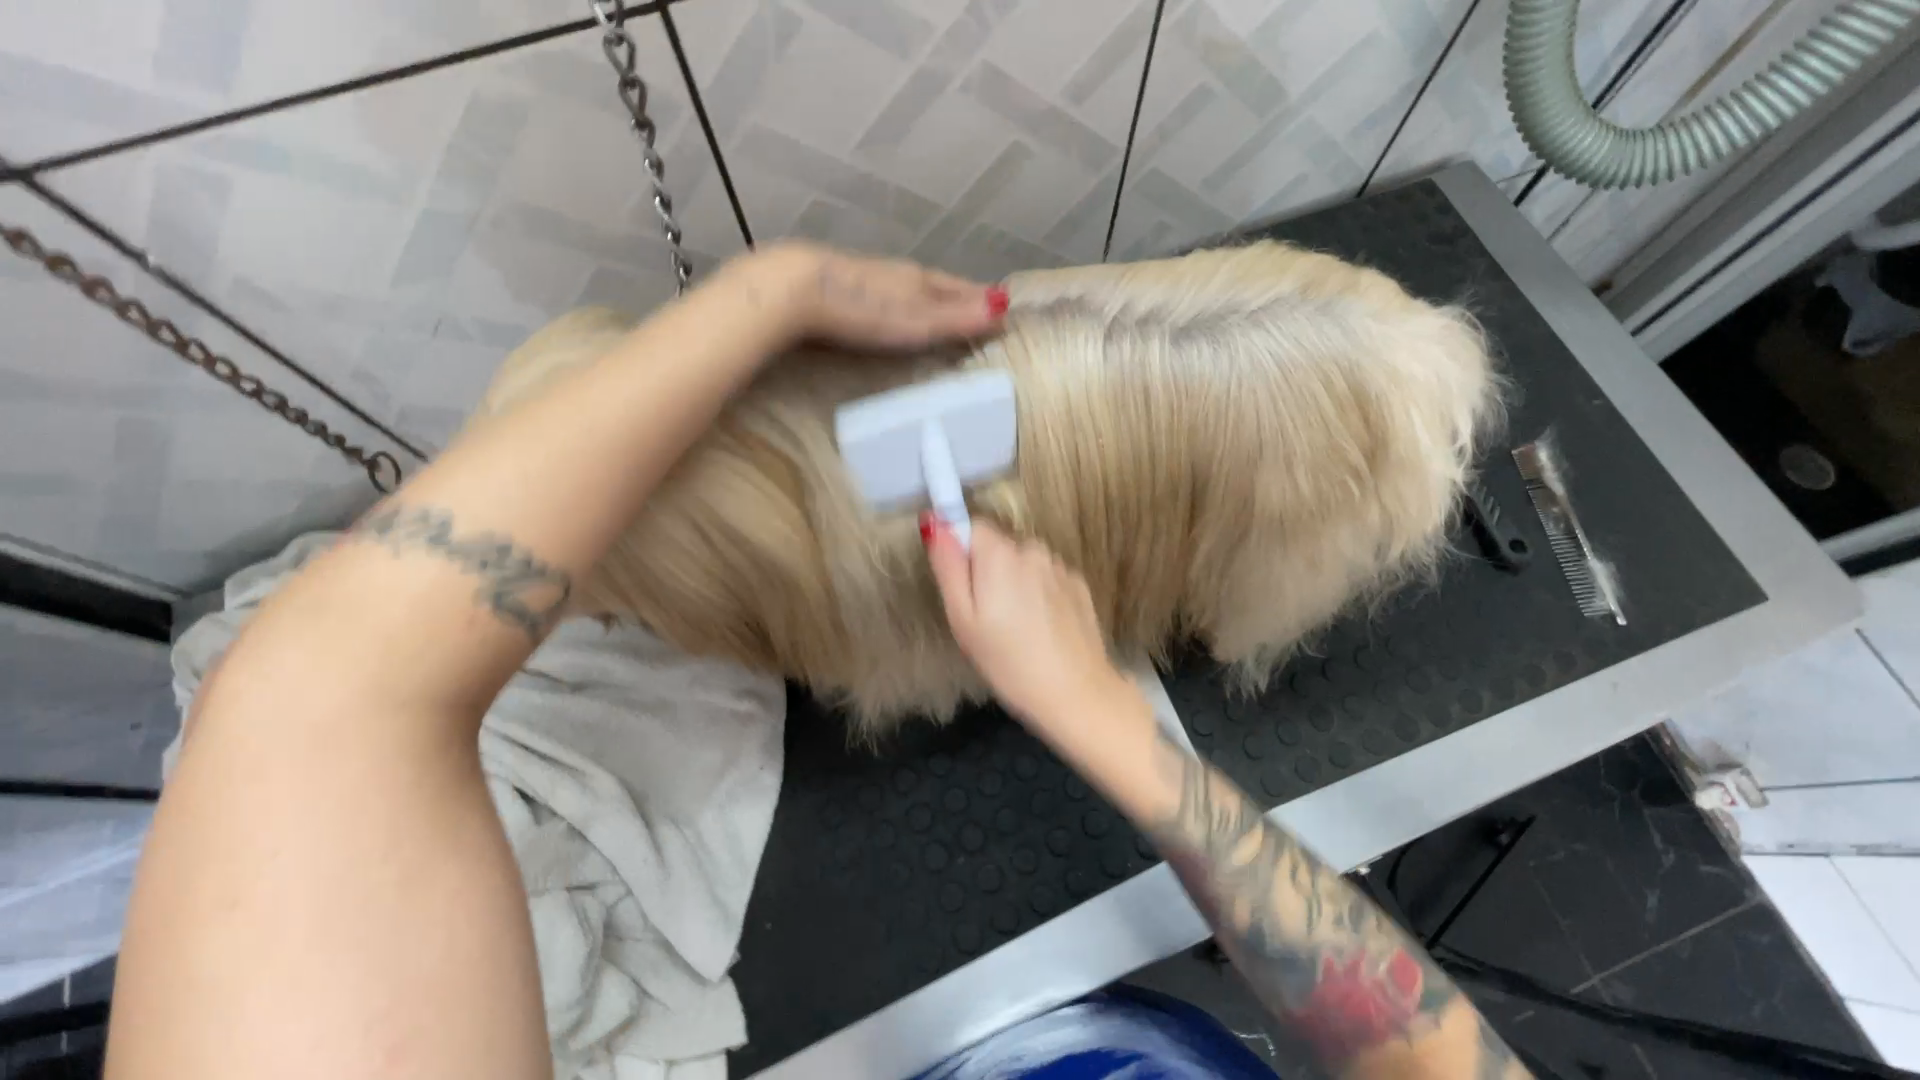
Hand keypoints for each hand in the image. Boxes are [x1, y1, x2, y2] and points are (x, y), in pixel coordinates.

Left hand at [730, 241, 1006, 349]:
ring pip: (906, 287)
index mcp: (919, 280)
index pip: (959, 287)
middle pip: (935, 284)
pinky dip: (897, 302)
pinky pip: (881, 294)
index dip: (981, 297)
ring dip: (926, 298)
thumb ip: (957, 318)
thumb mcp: (918, 319)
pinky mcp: (838, 287)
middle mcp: (896, 273)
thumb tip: (1004, 309)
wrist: (797, 290)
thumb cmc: (864, 308)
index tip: (1003, 304)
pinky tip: (888, 310)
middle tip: (977, 307)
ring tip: (939, 310)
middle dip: (957, 296)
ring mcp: (866, 277)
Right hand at [922, 516, 1134, 734]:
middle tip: (987, 619)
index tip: (964, 590)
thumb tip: (935, 522)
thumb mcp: (963, 619)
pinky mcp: (1079, 585)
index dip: (961, 555)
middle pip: (999, 546)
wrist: (1076, 693)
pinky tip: (1042, 630)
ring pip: (1024, 563)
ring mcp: (1060, 566)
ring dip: (1016, 584)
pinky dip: (1041, 596)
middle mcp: (1033, 549)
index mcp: (999, 554)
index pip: (971, 526)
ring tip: (1017, 629)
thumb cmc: (1008, 662)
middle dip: (988, 572)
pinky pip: (1048, 579)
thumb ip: (948, 565)